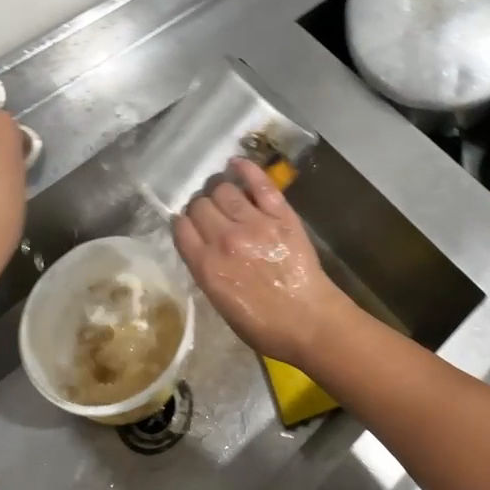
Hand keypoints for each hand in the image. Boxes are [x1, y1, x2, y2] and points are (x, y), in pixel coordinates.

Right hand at [173, 159, 356, 366]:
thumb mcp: (221, 304)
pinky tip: (236, 164)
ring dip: (220, 190)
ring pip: (223, 189)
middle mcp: (225, 239)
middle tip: (210, 213)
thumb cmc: (263, 325)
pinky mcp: (280, 214)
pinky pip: (259, 183)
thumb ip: (207, 270)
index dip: (183, 223)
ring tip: (225, 195)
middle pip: (200, 205)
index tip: (189, 224)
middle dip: (200, 206)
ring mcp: (254, 223)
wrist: (309, 321)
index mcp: (207, 267)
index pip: (181, 228)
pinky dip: (245, 169)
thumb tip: (200, 245)